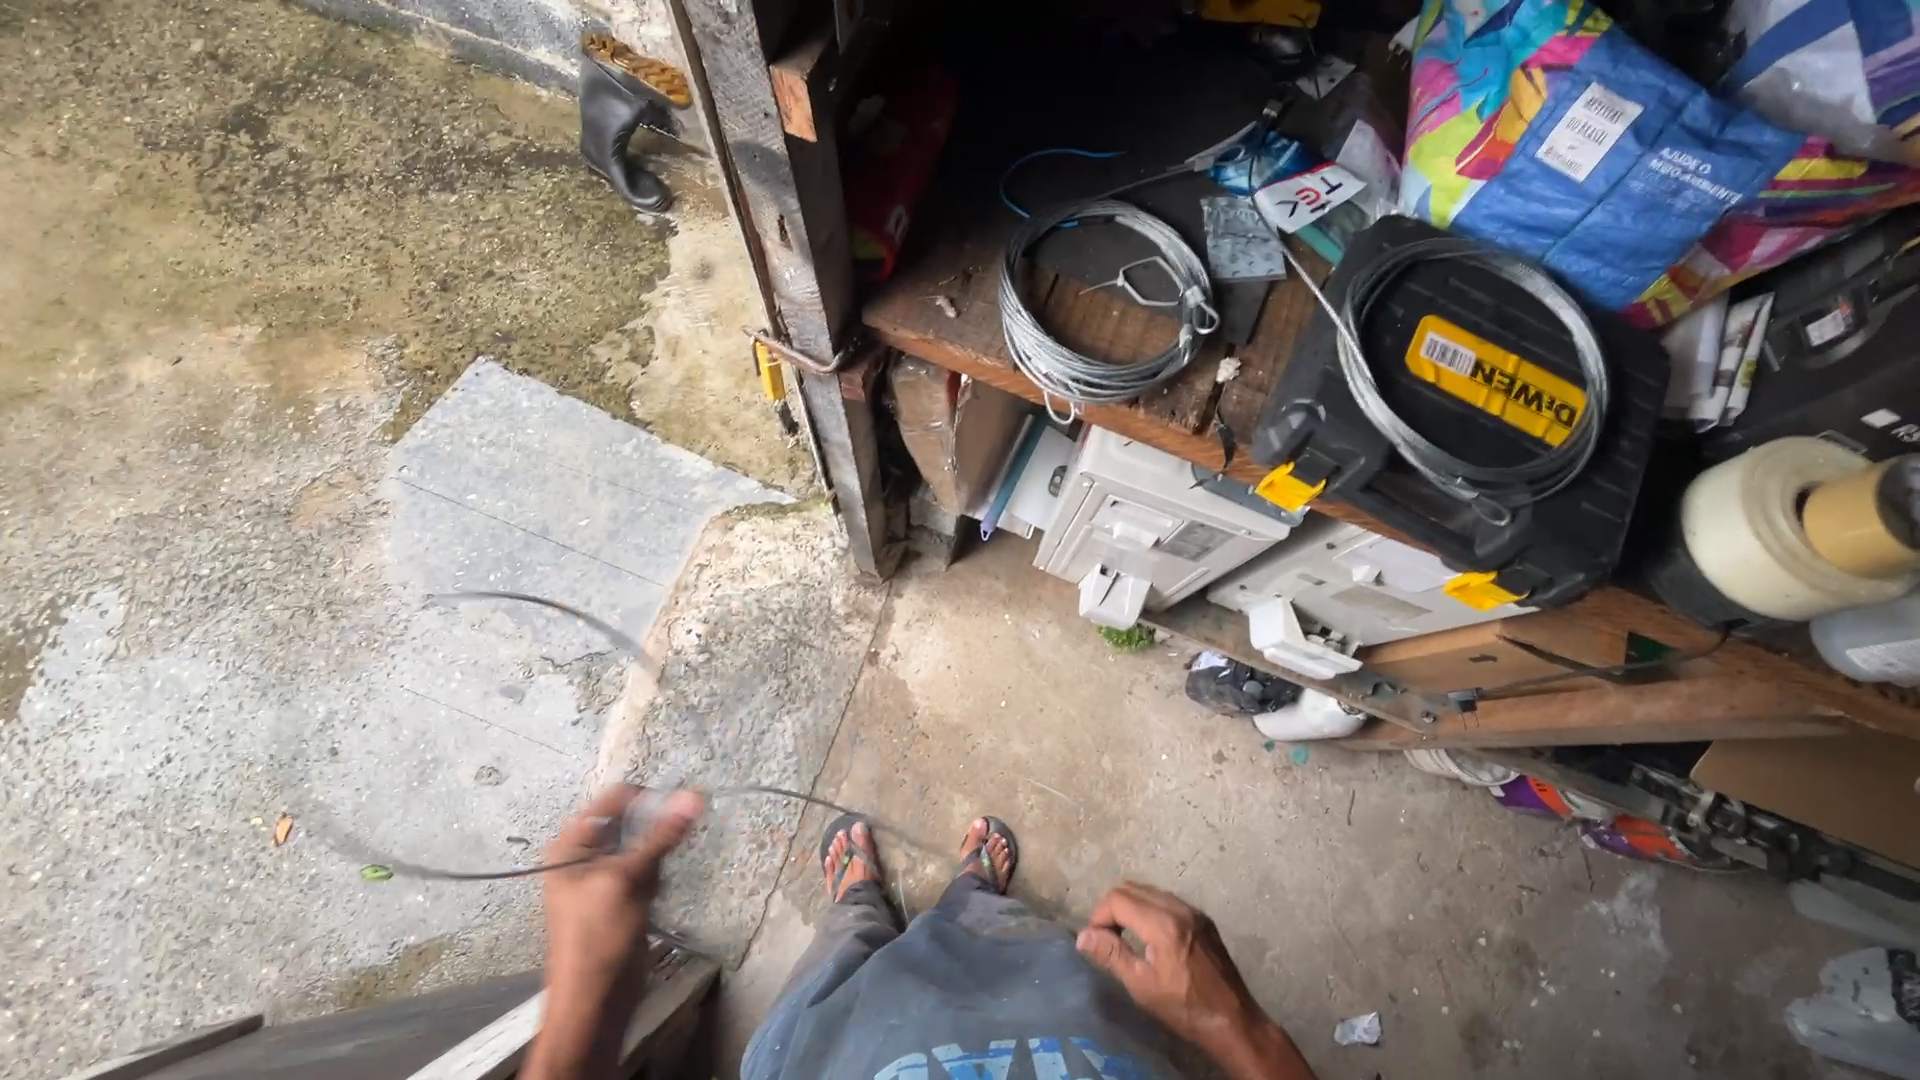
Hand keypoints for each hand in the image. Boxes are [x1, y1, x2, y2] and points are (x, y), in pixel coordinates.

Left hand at [525, 786, 702, 1079]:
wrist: (596, 1000)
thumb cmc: (598, 937)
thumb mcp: (627, 879)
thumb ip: (662, 835)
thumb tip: (693, 796)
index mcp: (571, 845)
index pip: (612, 800)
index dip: (645, 799)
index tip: (677, 807)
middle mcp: (585, 855)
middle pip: (632, 820)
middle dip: (653, 833)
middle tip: (659, 852)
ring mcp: (606, 874)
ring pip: (645, 844)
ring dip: (657, 857)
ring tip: (649, 883)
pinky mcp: (626, 893)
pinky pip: (650, 867)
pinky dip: (657, 875)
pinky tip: (652, 895)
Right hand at [1077, 883, 1313, 1079]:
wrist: (1234, 1021)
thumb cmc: (1184, 1008)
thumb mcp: (1142, 986)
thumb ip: (1111, 954)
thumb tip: (1083, 936)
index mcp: (1163, 923)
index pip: (1118, 898)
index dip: (1099, 915)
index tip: (1095, 939)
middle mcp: (1178, 907)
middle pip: (1131, 888)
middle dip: (1112, 907)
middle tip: (1106, 936)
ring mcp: (1193, 911)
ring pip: (1149, 891)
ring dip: (1130, 906)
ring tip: (1124, 935)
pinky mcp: (1203, 918)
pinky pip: (1166, 900)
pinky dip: (1149, 908)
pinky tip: (1148, 935)